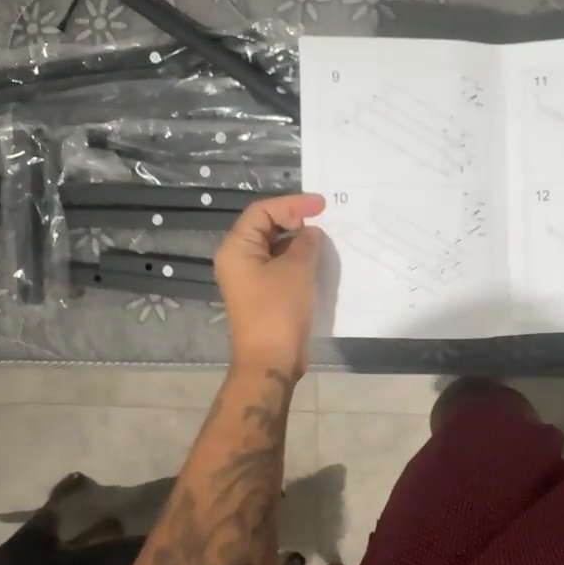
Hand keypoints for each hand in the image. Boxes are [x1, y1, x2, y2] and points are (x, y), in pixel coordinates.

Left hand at [215, 193, 325, 376]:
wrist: (271, 361)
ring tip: (326, 238)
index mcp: (237, 249)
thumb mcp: (295, 270)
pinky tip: (319, 260)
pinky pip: (280, 266)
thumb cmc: (278, 310)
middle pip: (266, 227)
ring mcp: (251, 278)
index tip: (322, 205)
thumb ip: (306, 243)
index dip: (292, 204)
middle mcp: (239, 260)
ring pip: (275, 247)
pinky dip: (299, 259)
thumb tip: (311, 232)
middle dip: (296, 220)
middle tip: (325, 220)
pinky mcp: (264, 293)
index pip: (262, 211)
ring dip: (299, 240)